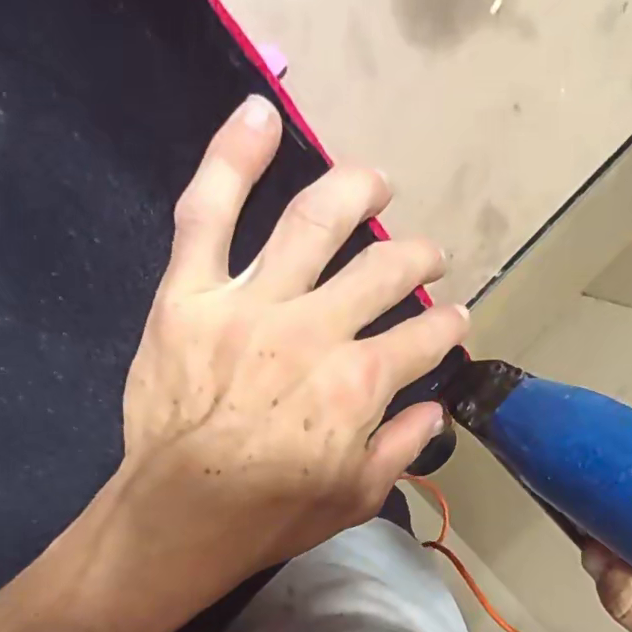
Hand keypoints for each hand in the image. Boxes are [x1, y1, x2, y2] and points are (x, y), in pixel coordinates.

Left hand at [112, 95, 467, 592]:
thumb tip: (434, 408)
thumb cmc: (270, 516)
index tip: (452, 325)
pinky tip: (259, 115)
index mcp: (358, 384)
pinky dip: (230, 159)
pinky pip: (207, 211)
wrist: (180, 516)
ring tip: (377, 184)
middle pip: (384, 269)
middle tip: (425, 260)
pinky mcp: (190, 294)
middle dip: (418, 260)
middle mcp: (314, 330)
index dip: (447, 328)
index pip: (424, 336)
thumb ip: (402, 448)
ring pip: (314, 221)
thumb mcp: (355, 499)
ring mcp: (250, 303)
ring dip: (357, 192)